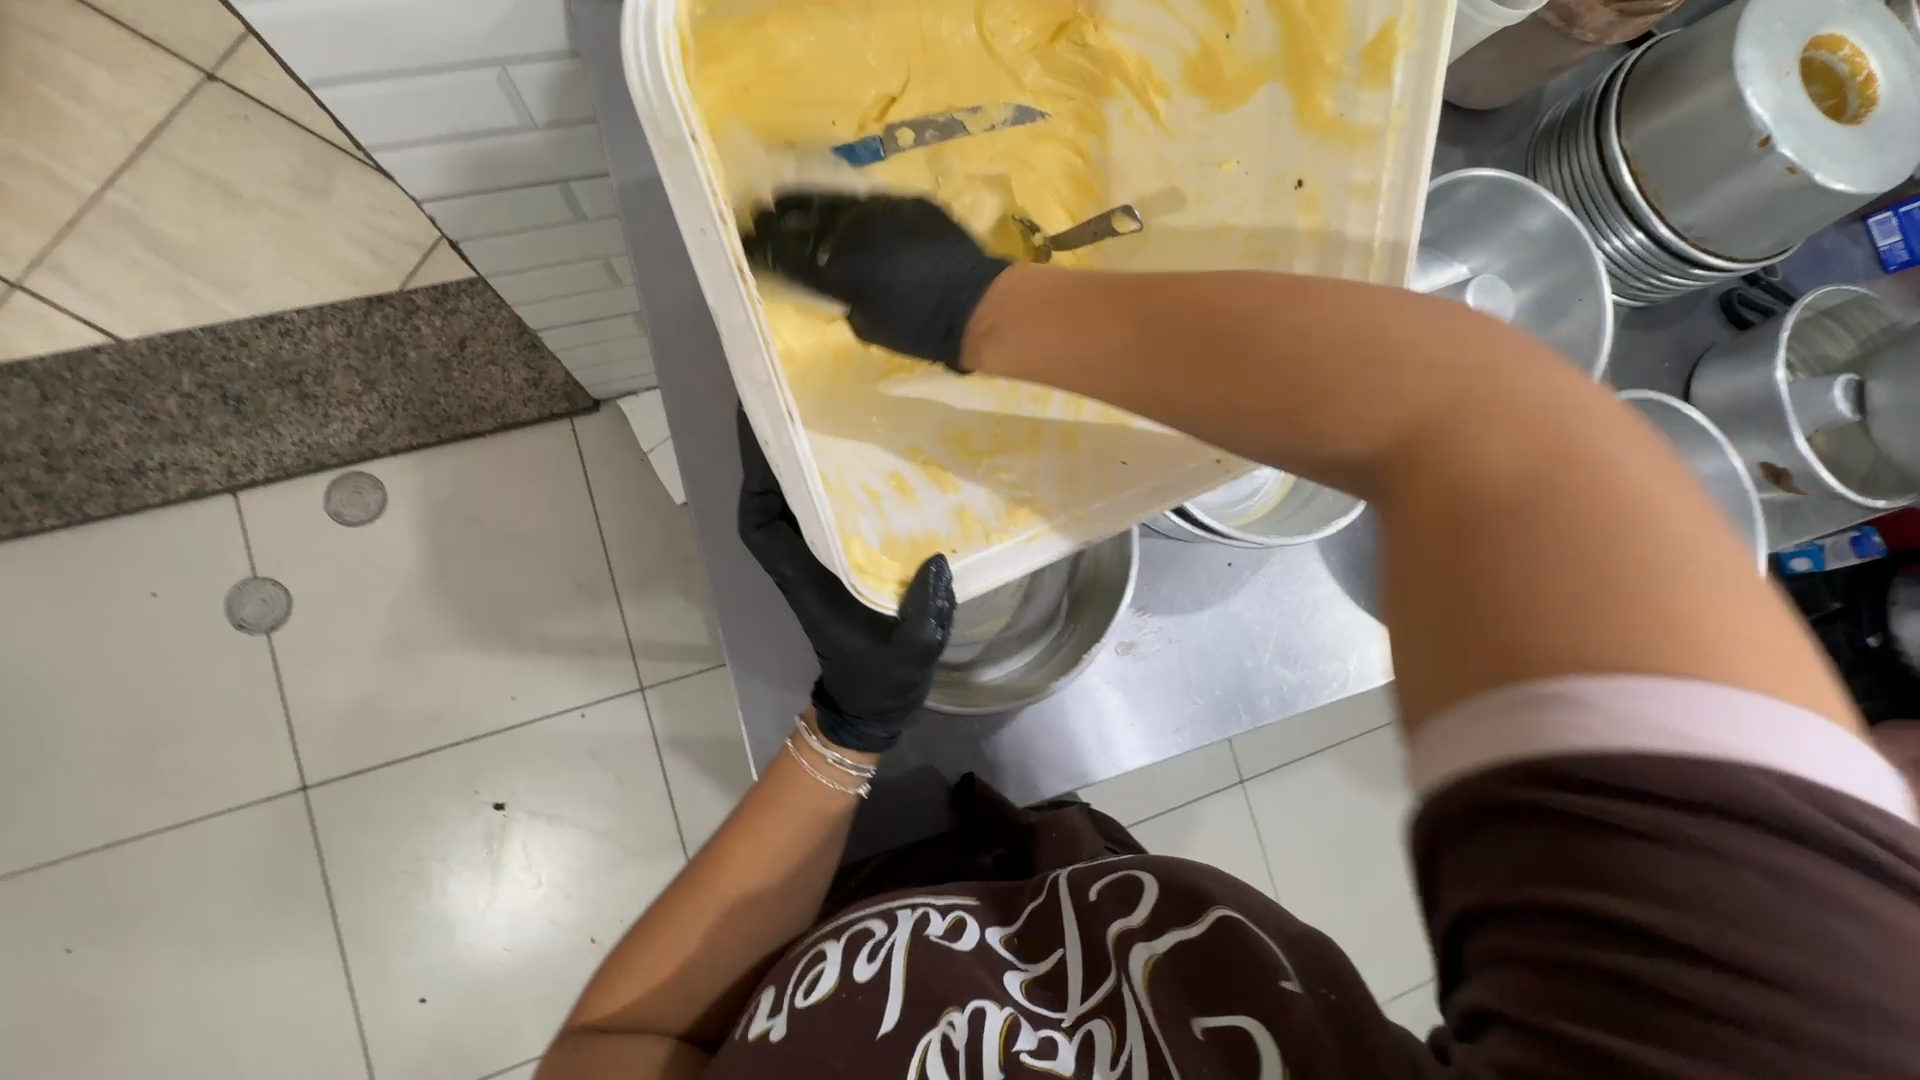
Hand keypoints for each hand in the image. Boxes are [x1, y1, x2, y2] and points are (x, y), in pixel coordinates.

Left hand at [735, 409, 955, 751]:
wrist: (876, 701)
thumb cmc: (883, 679)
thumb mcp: (911, 653)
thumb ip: (923, 615)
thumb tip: (937, 560)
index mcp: (804, 580)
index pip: (760, 524)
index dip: (755, 478)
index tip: (762, 431)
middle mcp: (805, 562)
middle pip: (773, 498)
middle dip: (772, 448)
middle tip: (792, 394)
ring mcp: (822, 559)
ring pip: (797, 499)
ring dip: (799, 456)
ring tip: (824, 406)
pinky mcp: (843, 559)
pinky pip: (826, 509)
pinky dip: (829, 478)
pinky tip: (861, 450)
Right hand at [741, 191, 1009, 371]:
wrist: (976, 306)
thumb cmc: (920, 328)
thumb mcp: (867, 324)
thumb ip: (844, 298)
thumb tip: (838, 283)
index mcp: (837, 266)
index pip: (788, 254)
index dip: (765, 248)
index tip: (748, 240)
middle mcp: (853, 229)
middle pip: (807, 217)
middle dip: (782, 218)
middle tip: (764, 215)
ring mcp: (883, 209)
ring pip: (839, 204)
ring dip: (816, 207)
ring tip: (795, 205)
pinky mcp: (910, 202)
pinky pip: (874, 204)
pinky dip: (859, 211)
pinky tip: (852, 214)